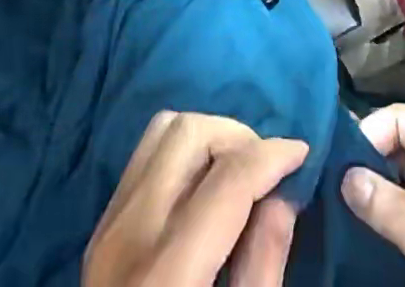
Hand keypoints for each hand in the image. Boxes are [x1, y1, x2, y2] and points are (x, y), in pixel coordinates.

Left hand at [84, 111, 309, 286]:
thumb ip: (263, 261)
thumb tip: (282, 193)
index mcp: (167, 273)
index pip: (225, 179)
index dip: (271, 155)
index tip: (302, 154)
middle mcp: (129, 232)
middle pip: (186, 133)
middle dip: (238, 137)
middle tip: (268, 169)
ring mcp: (107, 224)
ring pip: (161, 130)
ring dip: (209, 137)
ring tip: (239, 172)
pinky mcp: (102, 224)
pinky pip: (145, 155)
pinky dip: (184, 152)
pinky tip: (207, 186)